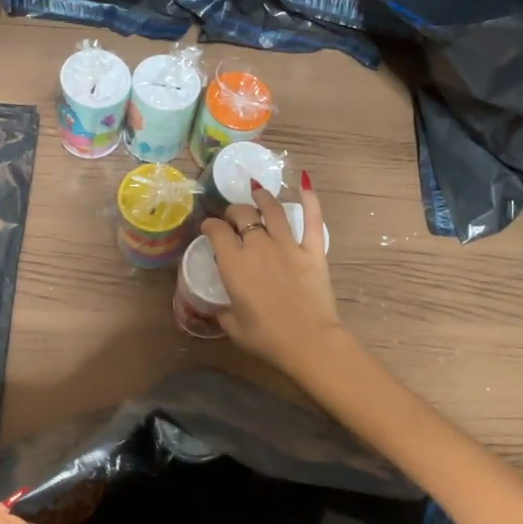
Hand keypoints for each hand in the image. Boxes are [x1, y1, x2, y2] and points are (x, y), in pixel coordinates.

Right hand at [201, 173, 346, 373]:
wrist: (309, 341)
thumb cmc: (267, 338)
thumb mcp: (234, 327)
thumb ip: (224, 313)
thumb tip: (219, 309)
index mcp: (234, 264)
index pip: (216, 231)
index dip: (210, 226)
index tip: (209, 228)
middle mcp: (258, 246)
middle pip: (243, 215)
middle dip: (234, 211)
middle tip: (233, 216)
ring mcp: (288, 245)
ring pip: (273, 210)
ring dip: (262, 197)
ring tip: (258, 190)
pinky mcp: (313, 250)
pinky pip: (312, 220)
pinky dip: (310, 199)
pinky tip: (306, 182)